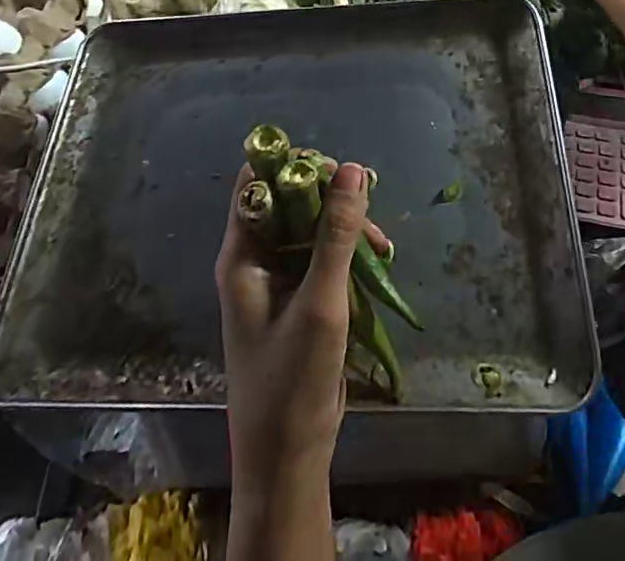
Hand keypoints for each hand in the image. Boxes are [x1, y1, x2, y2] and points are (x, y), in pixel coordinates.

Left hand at [216, 161, 372, 486]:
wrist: (288, 456)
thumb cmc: (293, 380)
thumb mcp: (321, 303)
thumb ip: (337, 235)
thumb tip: (353, 169)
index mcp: (242, 254)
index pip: (257, 183)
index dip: (294, 166)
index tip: (339, 174)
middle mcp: (256, 259)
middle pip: (289, 200)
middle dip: (331, 197)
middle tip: (369, 210)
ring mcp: (278, 279)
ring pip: (312, 227)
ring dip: (347, 226)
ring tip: (382, 246)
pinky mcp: (300, 297)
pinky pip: (323, 256)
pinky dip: (349, 252)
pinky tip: (378, 262)